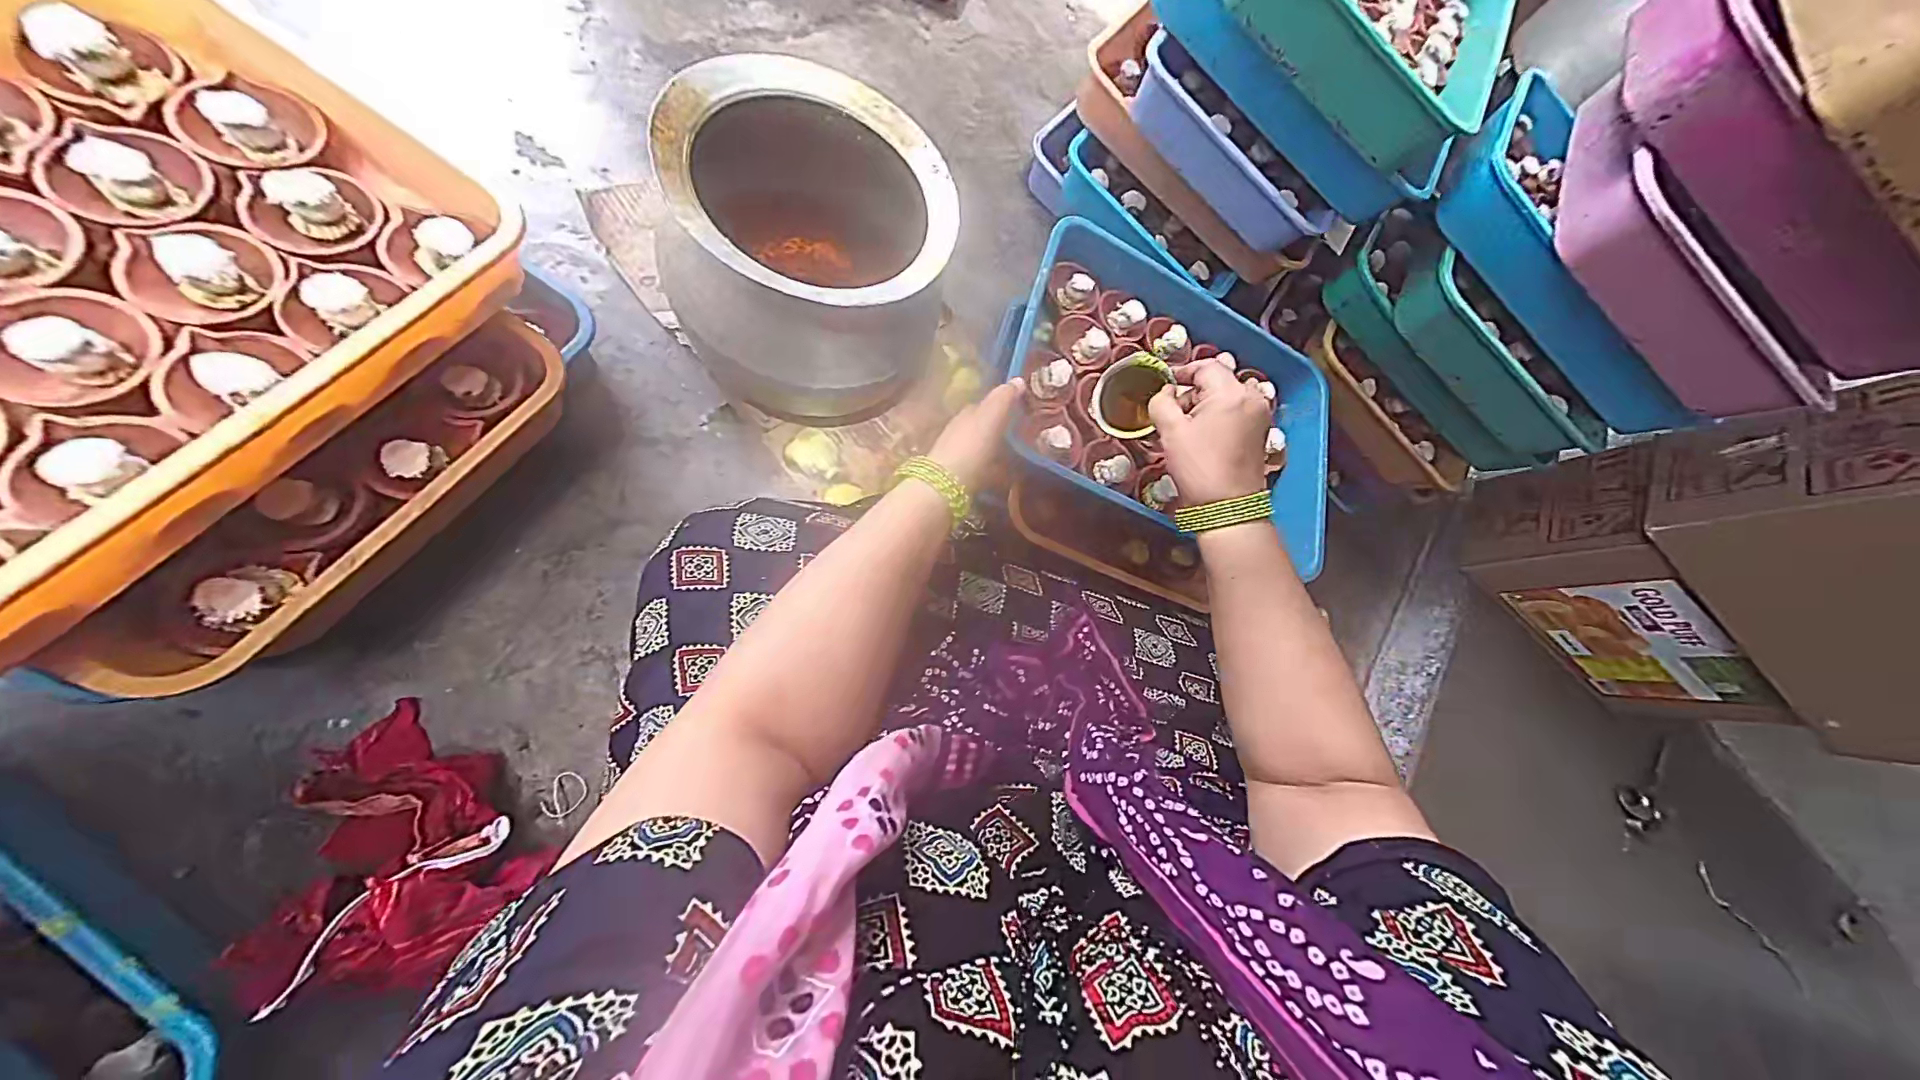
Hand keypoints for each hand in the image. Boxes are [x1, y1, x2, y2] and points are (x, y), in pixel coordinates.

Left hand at [925, 376, 1024, 492]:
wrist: (946, 486)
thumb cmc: (971, 447)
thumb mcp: (990, 417)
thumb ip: (1003, 398)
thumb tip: (1018, 379)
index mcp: (967, 413)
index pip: (983, 404)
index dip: (1000, 404)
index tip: (1018, 408)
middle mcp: (958, 431)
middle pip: (980, 426)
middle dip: (996, 428)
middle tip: (1020, 434)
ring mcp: (956, 455)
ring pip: (980, 447)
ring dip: (994, 449)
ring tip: (1016, 457)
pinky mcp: (958, 478)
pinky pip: (980, 469)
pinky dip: (991, 469)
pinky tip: (1002, 476)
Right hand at [1147, 358, 1271, 505]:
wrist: (1227, 506)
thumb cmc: (1200, 468)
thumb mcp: (1170, 432)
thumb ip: (1162, 402)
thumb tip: (1166, 391)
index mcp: (1231, 393)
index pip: (1205, 367)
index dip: (1182, 372)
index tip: (1166, 384)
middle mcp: (1251, 398)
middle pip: (1218, 380)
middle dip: (1193, 392)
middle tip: (1172, 412)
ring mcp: (1259, 415)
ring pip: (1228, 396)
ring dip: (1206, 404)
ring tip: (1187, 425)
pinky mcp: (1259, 431)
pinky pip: (1237, 411)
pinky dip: (1219, 415)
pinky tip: (1203, 435)